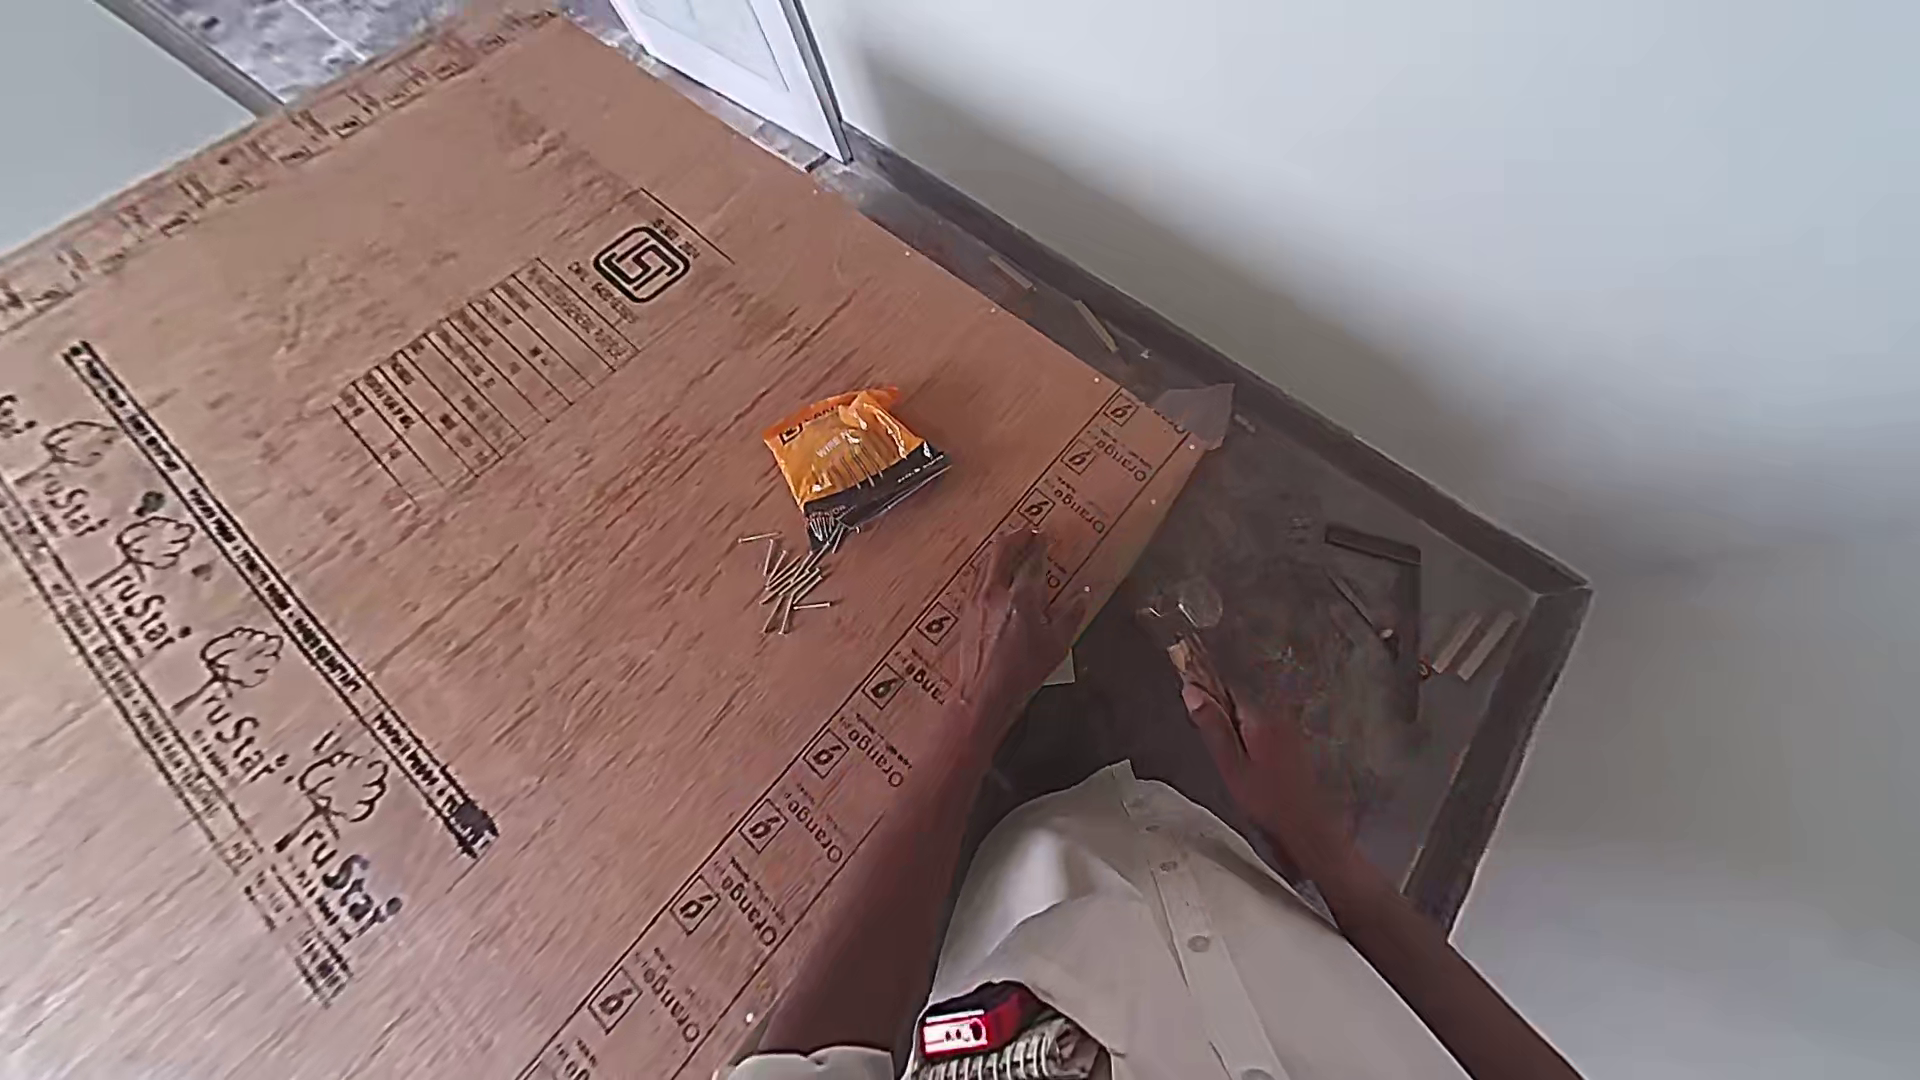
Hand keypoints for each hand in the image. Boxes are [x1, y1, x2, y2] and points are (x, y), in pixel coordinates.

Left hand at [953, 529, 1087, 739]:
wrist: (984, 692)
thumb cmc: (1022, 672)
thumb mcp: (1057, 645)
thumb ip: (1070, 614)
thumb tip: (1082, 594)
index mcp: (1022, 598)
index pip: (1032, 561)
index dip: (1039, 545)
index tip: (1043, 536)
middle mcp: (996, 592)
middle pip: (1002, 550)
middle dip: (1015, 536)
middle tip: (1026, 530)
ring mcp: (977, 599)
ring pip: (986, 561)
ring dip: (999, 548)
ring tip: (1008, 542)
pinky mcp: (967, 610)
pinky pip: (976, 576)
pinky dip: (986, 565)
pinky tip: (990, 569)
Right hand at [1173, 638, 1352, 879]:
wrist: (1314, 833)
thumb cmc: (1269, 802)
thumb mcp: (1230, 765)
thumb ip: (1212, 725)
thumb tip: (1191, 690)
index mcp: (1260, 716)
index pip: (1226, 686)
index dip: (1206, 687)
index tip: (1189, 688)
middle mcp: (1280, 714)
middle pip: (1241, 696)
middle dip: (1222, 707)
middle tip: (1213, 735)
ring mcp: (1294, 727)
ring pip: (1255, 711)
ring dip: (1239, 722)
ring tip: (1237, 754)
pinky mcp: (1301, 741)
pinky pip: (1269, 724)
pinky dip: (1256, 734)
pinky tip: (1256, 760)